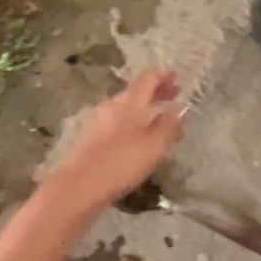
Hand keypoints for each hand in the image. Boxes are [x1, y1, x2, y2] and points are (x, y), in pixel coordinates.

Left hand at [43, 70, 184, 209]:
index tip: (177, 76)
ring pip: (127, 106)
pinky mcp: (94, 135)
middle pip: (137, 90)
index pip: (148, 78)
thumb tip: (180, 107)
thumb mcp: (154, 145)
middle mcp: (113, 105)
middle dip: (156, 91)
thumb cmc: (121, 162)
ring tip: (162, 118)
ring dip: (146, 107)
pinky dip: (135, 120)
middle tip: (174, 95)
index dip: (163, 75)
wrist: (81, 185)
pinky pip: (119, 119)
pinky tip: (140, 135)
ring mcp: (100, 119)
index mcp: (129, 102)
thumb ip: (169, 125)